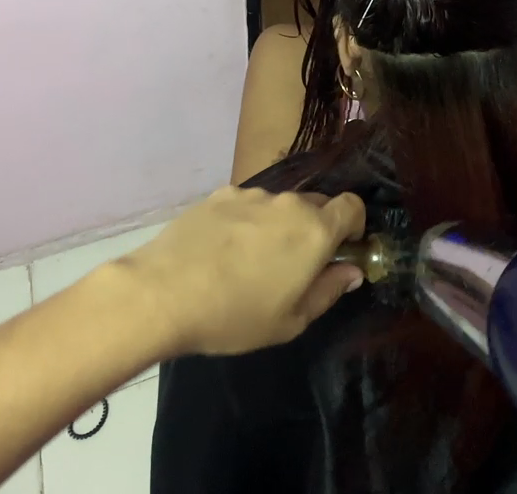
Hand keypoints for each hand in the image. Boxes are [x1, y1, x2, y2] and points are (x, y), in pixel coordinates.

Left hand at [111, 186, 367, 356]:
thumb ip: (328, 291)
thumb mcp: (291, 321)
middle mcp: (289, 202)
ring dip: (277, 226)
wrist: (163, 292)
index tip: (341, 250)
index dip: (353, 225)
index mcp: (315, 230)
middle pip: (317, 204)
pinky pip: (246, 205)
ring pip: (279, 206)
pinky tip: (221, 251)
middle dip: (315, 228)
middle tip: (294, 265)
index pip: (353, 205)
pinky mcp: (219, 195)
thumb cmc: (235, 315)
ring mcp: (251, 194)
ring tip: (249, 261)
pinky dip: (245, 222)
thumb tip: (352, 270)